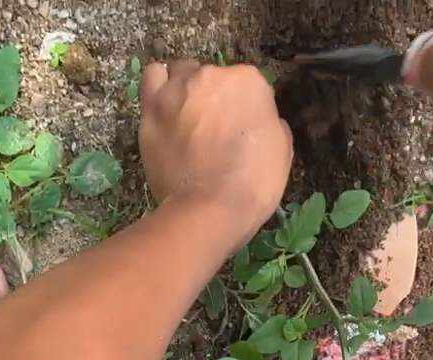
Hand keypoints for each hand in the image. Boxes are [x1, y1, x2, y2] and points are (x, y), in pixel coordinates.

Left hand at [138, 60, 290, 250]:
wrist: (209, 211)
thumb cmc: (252, 185)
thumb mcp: (281, 150)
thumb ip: (270, 122)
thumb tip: (259, 117)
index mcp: (249, 81)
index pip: (246, 86)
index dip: (242, 110)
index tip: (237, 132)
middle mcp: (212, 75)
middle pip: (212, 79)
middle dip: (212, 101)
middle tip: (210, 133)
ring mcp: (178, 91)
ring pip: (181, 75)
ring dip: (185, 90)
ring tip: (185, 119)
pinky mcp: (152, 111)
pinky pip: (152, 80)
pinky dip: (159, 87)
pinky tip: (163, 105)